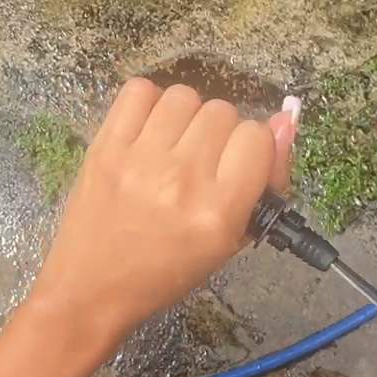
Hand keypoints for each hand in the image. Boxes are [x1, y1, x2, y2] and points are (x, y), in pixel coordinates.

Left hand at [29, 80, 296, 343]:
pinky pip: (139, 90)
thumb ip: (263, 183)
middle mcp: (182, 179)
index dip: (253, 147)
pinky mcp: (105, 145)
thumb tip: (284, 121)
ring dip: (186, 115)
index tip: (237, 164)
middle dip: (219, 133)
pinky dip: (148, 102)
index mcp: (218, 212)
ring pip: (185, 96)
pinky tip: (147, 130)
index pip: (257, 137)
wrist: (91, 286)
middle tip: (201, 161)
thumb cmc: (165, 272)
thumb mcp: (227, 242)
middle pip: (223, 111)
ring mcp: (140, 158)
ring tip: (173, 144)